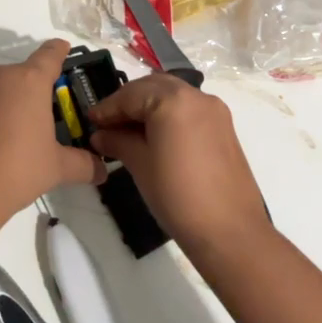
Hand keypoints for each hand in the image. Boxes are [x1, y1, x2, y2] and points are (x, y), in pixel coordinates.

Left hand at [0, 39, 106, 214]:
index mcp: (29, 81)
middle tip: (37, 121)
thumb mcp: (57, 169)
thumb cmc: (17, 169)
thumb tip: (101, 170)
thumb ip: (83, 165)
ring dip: (2, 103)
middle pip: (20, 75)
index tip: (63, 50)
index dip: (59, 51)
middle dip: (30, 93)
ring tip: (5, 137)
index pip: (50, 54)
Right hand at [88, 75, 268, 248]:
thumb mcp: (140, 165)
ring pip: (172, 96)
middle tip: (108, 124)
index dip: (107, 108)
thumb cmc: (178, 196)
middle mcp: (196, 96)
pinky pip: (189, 109)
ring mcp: (215, 111)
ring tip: (130, 131)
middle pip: (152, 88)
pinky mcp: (225, 128)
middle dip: (128, 102)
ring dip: (149, 106)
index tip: (90, 120)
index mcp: (172, 100)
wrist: (231, 234)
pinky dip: (169, 115)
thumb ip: (117, 141)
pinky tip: (156, 137)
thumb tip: (100, 135)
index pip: (129, 95)